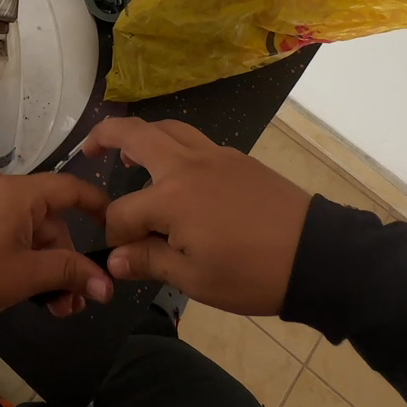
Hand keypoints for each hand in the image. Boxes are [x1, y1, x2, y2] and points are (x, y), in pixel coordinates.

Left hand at [0, 172, 115, 330]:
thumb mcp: (26, 276)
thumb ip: (69, 274)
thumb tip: (107, 284)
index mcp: (18, 191)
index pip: (71, 188)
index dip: (98, 205)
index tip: (118, 228)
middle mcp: (1, 186)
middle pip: (50, 218)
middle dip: (65, 260)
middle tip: (72, 303)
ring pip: (29, 228)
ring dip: (44, 264)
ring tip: (51, 306)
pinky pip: (7, 229)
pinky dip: (22, 255)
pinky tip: (25, 287)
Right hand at [84, 117, 314, 316]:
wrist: (317, 255)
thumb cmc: (251, 273)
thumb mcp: (195, 280)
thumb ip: (149, 262)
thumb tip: (114, 259)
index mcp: (171, 197)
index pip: (123, 212)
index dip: (115, 235)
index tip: (120, 255)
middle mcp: (185, 165)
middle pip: (135, 135)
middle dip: (105, 136)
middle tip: (89, 148)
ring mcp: (213, 155)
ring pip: (167, 127)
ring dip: (142, 134)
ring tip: (130, 152)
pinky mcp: (235, 157)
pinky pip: (194, 139)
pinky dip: (173, 144)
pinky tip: (178, 170)